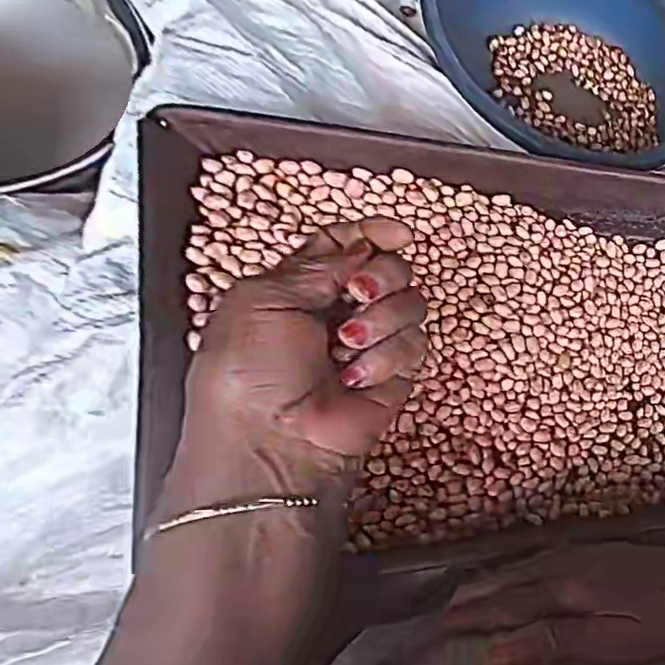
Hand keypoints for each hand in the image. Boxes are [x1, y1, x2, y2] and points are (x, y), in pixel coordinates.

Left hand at [178, 219, 427, 489]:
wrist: (277, 434)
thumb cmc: (249, 372)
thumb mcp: (265, 298)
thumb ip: (320, 265)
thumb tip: (364, 244)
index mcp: (302, 284)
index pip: (347, 245)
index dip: (373, 233)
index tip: (398, 231)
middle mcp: (344, 310)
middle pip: (391, 270)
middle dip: (380, 278)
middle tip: (358, 294)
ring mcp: (375, 340)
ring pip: (411, 306)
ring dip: (381, 323)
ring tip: (347, 347)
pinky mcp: (400, 371)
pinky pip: (416, 346)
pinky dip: (387, 358)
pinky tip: (357, 376)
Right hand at [443, 543, 664, 664]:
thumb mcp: (615, 642)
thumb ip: (557, 643)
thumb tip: (494, 653)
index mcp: (570, 590)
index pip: (507, 606)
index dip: (472, 619)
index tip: (437, 630)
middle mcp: (575, 565)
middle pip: (514, 582)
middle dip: (477, 597)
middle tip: (443, 613)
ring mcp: (595, 553)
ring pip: (533, 566)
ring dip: (501, 579)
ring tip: (475, 591)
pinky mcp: (614, 551)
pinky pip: (556, 556)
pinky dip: (532, 566)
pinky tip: (534, 569)